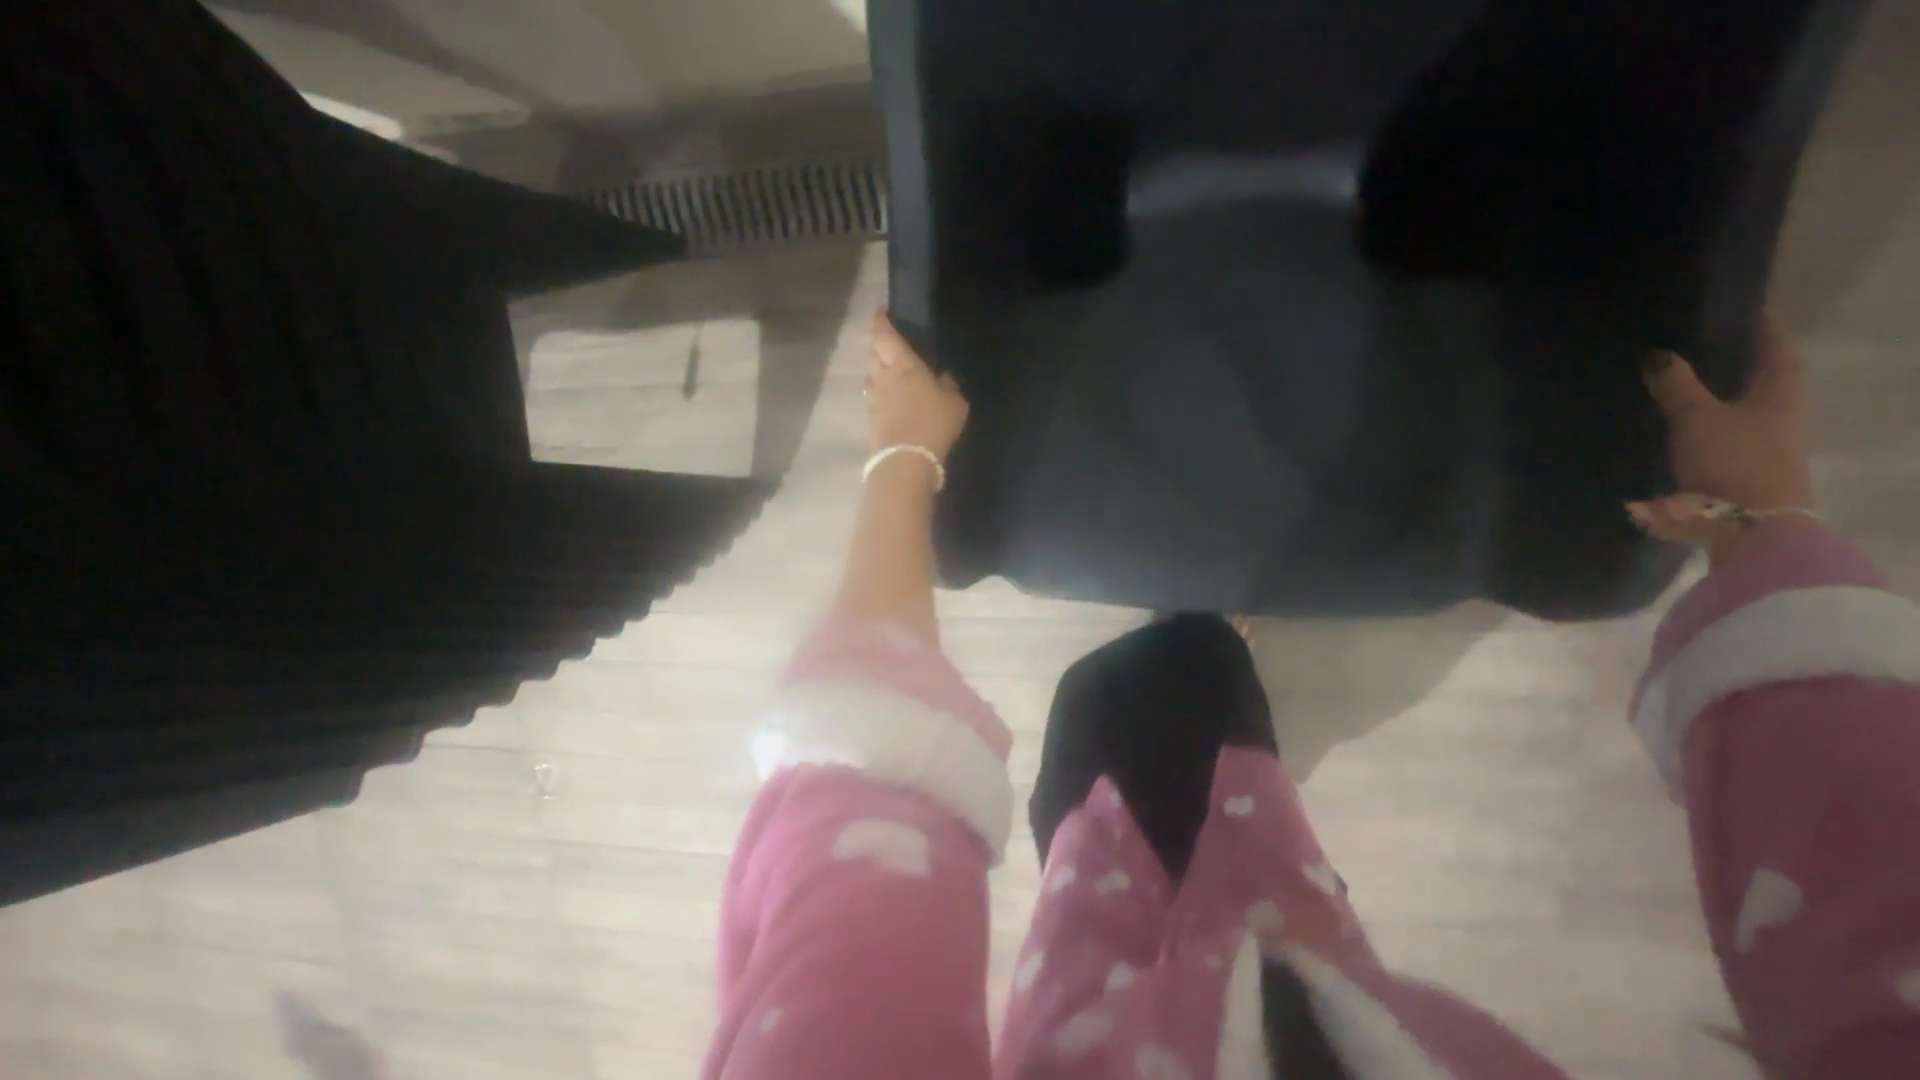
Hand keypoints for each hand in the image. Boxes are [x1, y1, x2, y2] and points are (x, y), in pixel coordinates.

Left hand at [867, 310, 968, 459]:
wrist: (906, 461)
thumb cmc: (933, 423)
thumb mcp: (954, 402)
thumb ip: (948, 385)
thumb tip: (942, 376)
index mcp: (903, 365)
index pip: (885, 335)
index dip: (881, 321)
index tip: (881, 311)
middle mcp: (882, 377)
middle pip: (874, 353)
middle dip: (880, 344)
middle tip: (890, 342)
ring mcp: (873, 400)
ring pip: (872, 376)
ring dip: (879, 371)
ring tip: (891, 373)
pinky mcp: (870, 420)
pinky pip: (874, 399)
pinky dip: (881, 394)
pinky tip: (892, 401)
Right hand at [1629, 313, 1814, 560]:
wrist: (1749, 527)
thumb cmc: (1732, 462)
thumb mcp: (1696, 419)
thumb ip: (1676, 386)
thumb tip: (1657, 354)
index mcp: (1781, 391)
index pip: (1775, 345)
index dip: (1757, 325)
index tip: (1733, 309)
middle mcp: (1781, 412)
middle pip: (1760, 376)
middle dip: (1732, 360)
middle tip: (1695, 343)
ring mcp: (1765, 442)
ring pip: (1739, 405)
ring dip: (1714, 393)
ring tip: (1676, 381)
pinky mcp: (1744, 467)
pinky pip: (1723, 431)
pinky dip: (1703, 421)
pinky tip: (1676, 422)